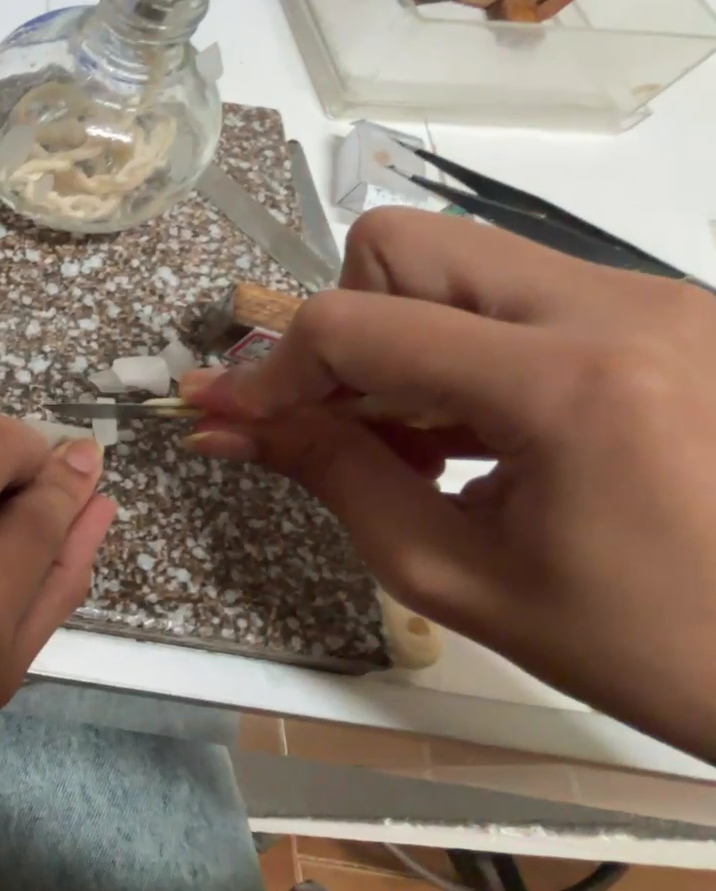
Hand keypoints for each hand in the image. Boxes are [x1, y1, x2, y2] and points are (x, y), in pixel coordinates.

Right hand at [182, 208, 715, 761]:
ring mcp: (661, 301)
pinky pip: (512, 297)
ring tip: (409, 441)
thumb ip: (327, 474)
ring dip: (393, 342)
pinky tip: (471, 435)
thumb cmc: (645, 644)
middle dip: (336, 329)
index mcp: (571, 384)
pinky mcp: (673, 316)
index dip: (268, 373)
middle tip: (335, 416)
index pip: (354, 323)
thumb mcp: (447, 571)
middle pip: (401, 247)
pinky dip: (453, 353)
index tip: (236, 424)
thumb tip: (219, 427)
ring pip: (454, 263)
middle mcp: (624, 307)